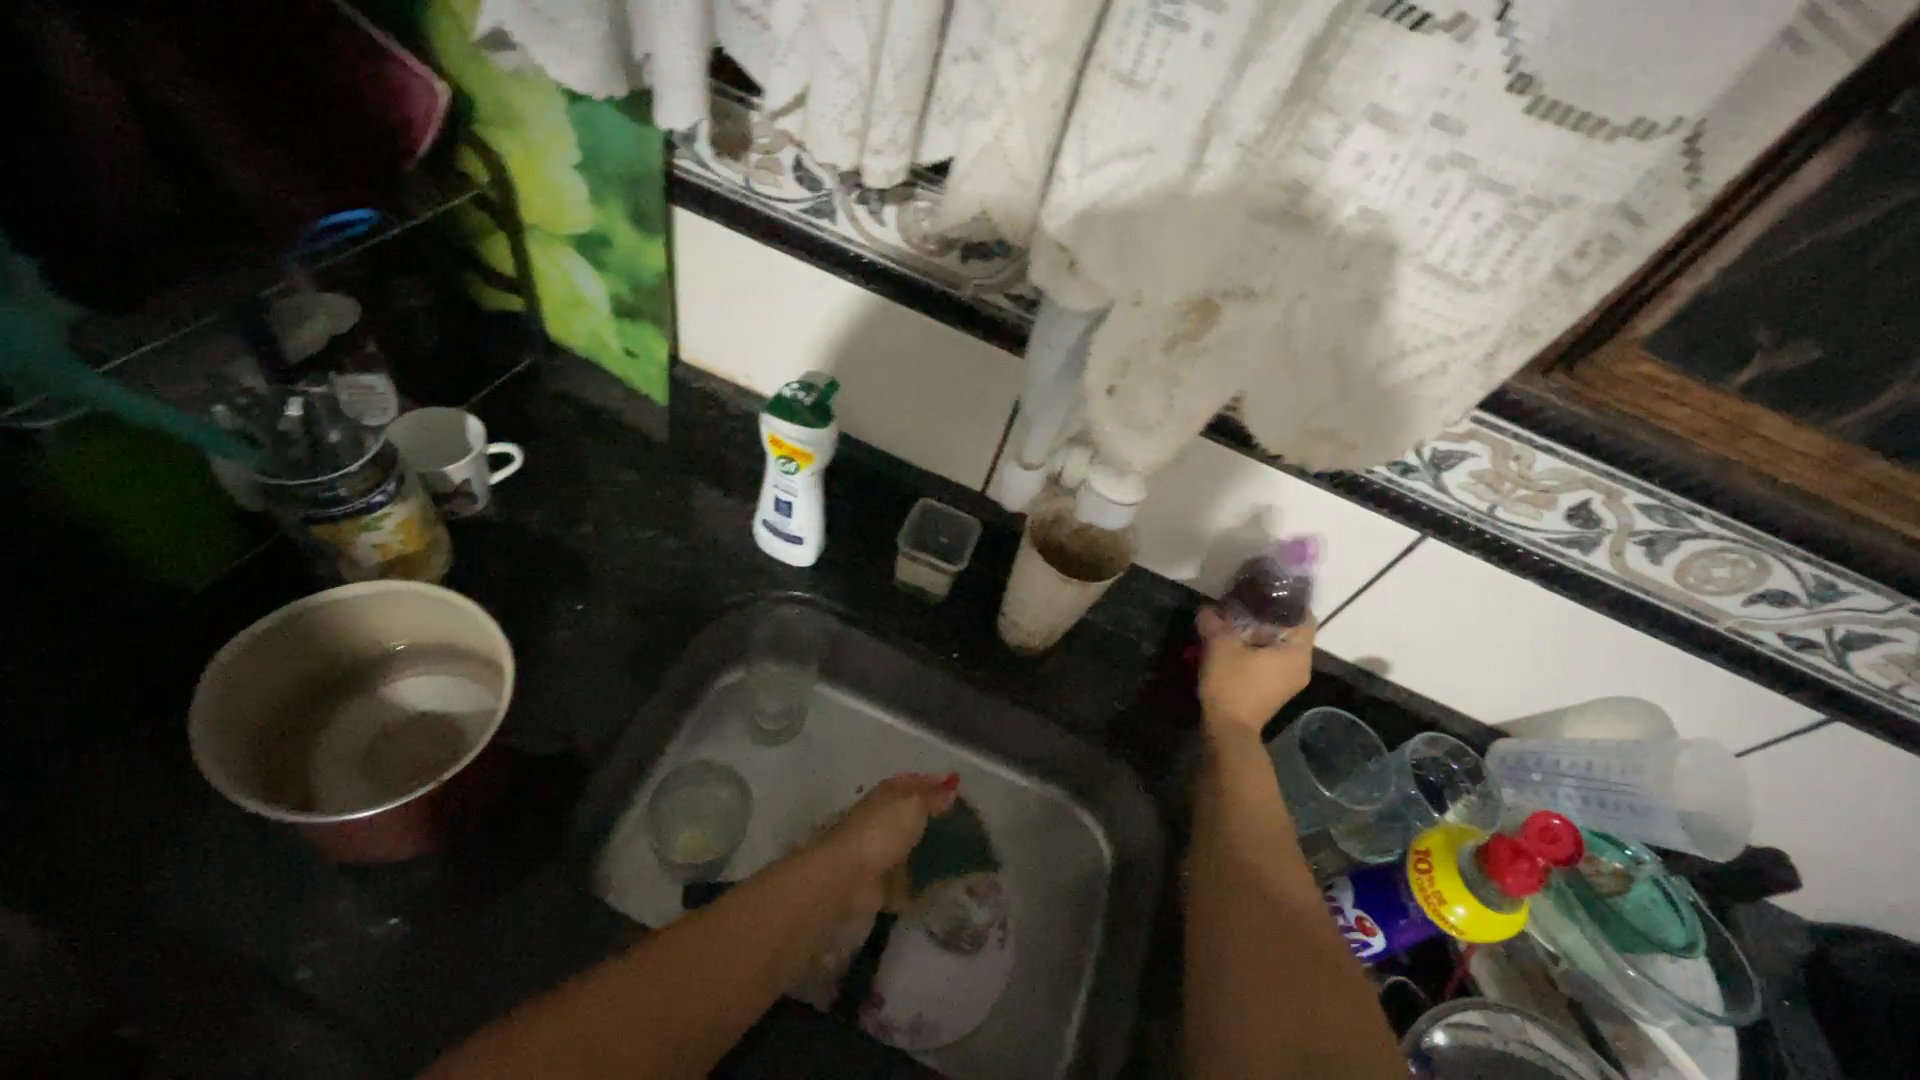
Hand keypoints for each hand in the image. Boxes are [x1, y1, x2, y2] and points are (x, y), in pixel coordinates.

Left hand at [815, 772, 958, 916]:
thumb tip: (950, 788)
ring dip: (924, 845)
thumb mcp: (913, 807)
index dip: (931, 781)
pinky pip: (904, 874)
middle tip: (961, 818)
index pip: (910, 782)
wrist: (847, 878)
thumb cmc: (881, 833)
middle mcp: (878, 819)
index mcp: (884, 795)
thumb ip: (932, 798)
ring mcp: (877, 851)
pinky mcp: (878, 880)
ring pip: (905, 843)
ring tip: (956, 848)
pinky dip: (918, 875)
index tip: (956, 784)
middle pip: (906, 812)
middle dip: (929, 813)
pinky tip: (940, 878)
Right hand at [1196, 607, 1314, 735]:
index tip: (1264, 592)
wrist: (1228, 730)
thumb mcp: (1219, 646)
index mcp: (1297, 652)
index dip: (1286, 601)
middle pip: (1292, 632)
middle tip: (1247, 605)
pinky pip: (1274, 662)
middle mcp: (1302, 666)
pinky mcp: (1277, 691)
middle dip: (1270, 617)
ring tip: (1239, 624)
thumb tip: (1208, 609)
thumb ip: (1215, 621)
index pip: (1304, 616)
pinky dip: (1260, 651)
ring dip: (1263, 635)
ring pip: (1282, 648)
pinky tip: (1238, 646)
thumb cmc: (1232, 684)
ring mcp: (1290, 681)